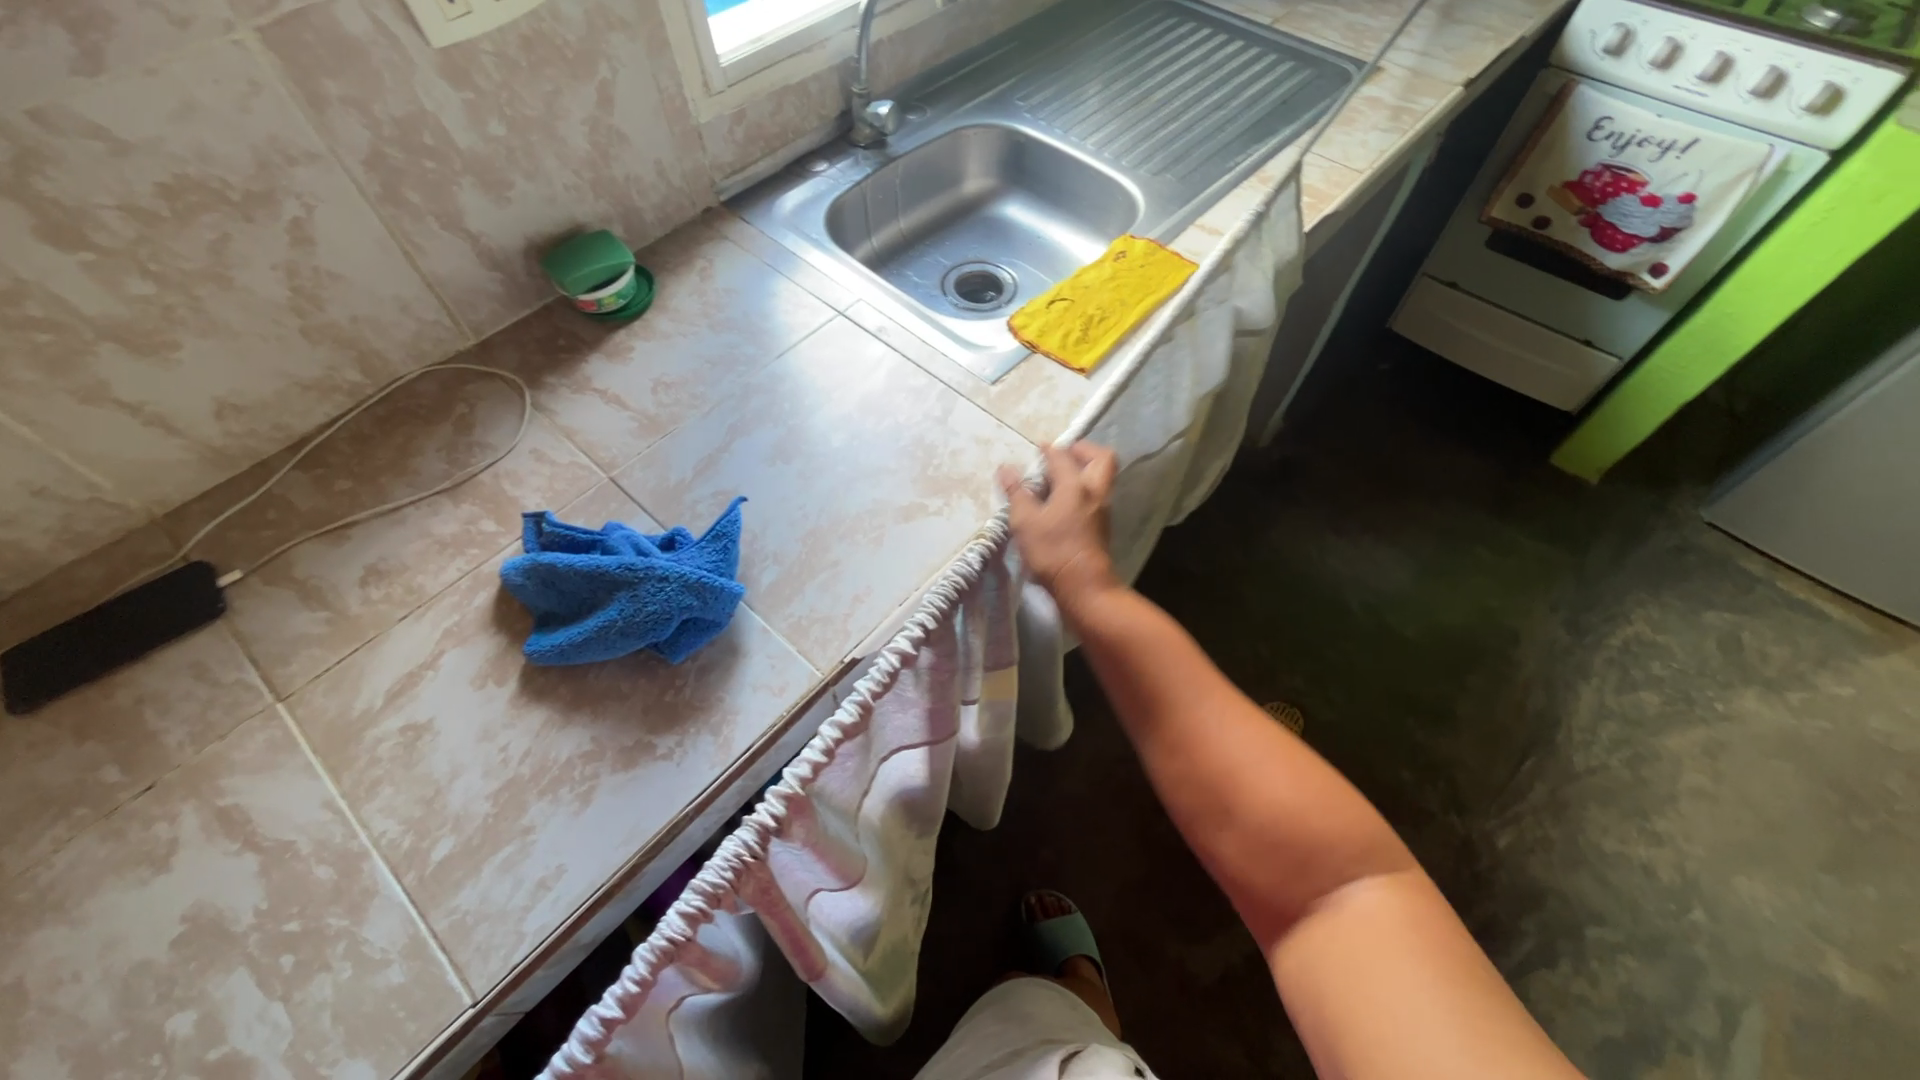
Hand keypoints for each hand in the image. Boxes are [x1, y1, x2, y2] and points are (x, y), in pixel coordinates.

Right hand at [997, 441, 1119, 608]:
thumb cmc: (1053, 551)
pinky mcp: (1102, 526)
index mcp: (1076, 485)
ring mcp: (1102, 510)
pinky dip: (1083, 490)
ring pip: (1101, 478)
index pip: (1062, 456)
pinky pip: (1096, 496)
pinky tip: (1063, 503)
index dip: (1048, 449)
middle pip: (1101, 458)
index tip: (1037, 448)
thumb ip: (1017, 492)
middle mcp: (1095, 492)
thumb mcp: (1025, 521)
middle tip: (1062, 455)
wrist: (1084, 587)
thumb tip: (1006, 468)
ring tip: (1059, 479)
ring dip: (1084, 470)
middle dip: (1083, 450)